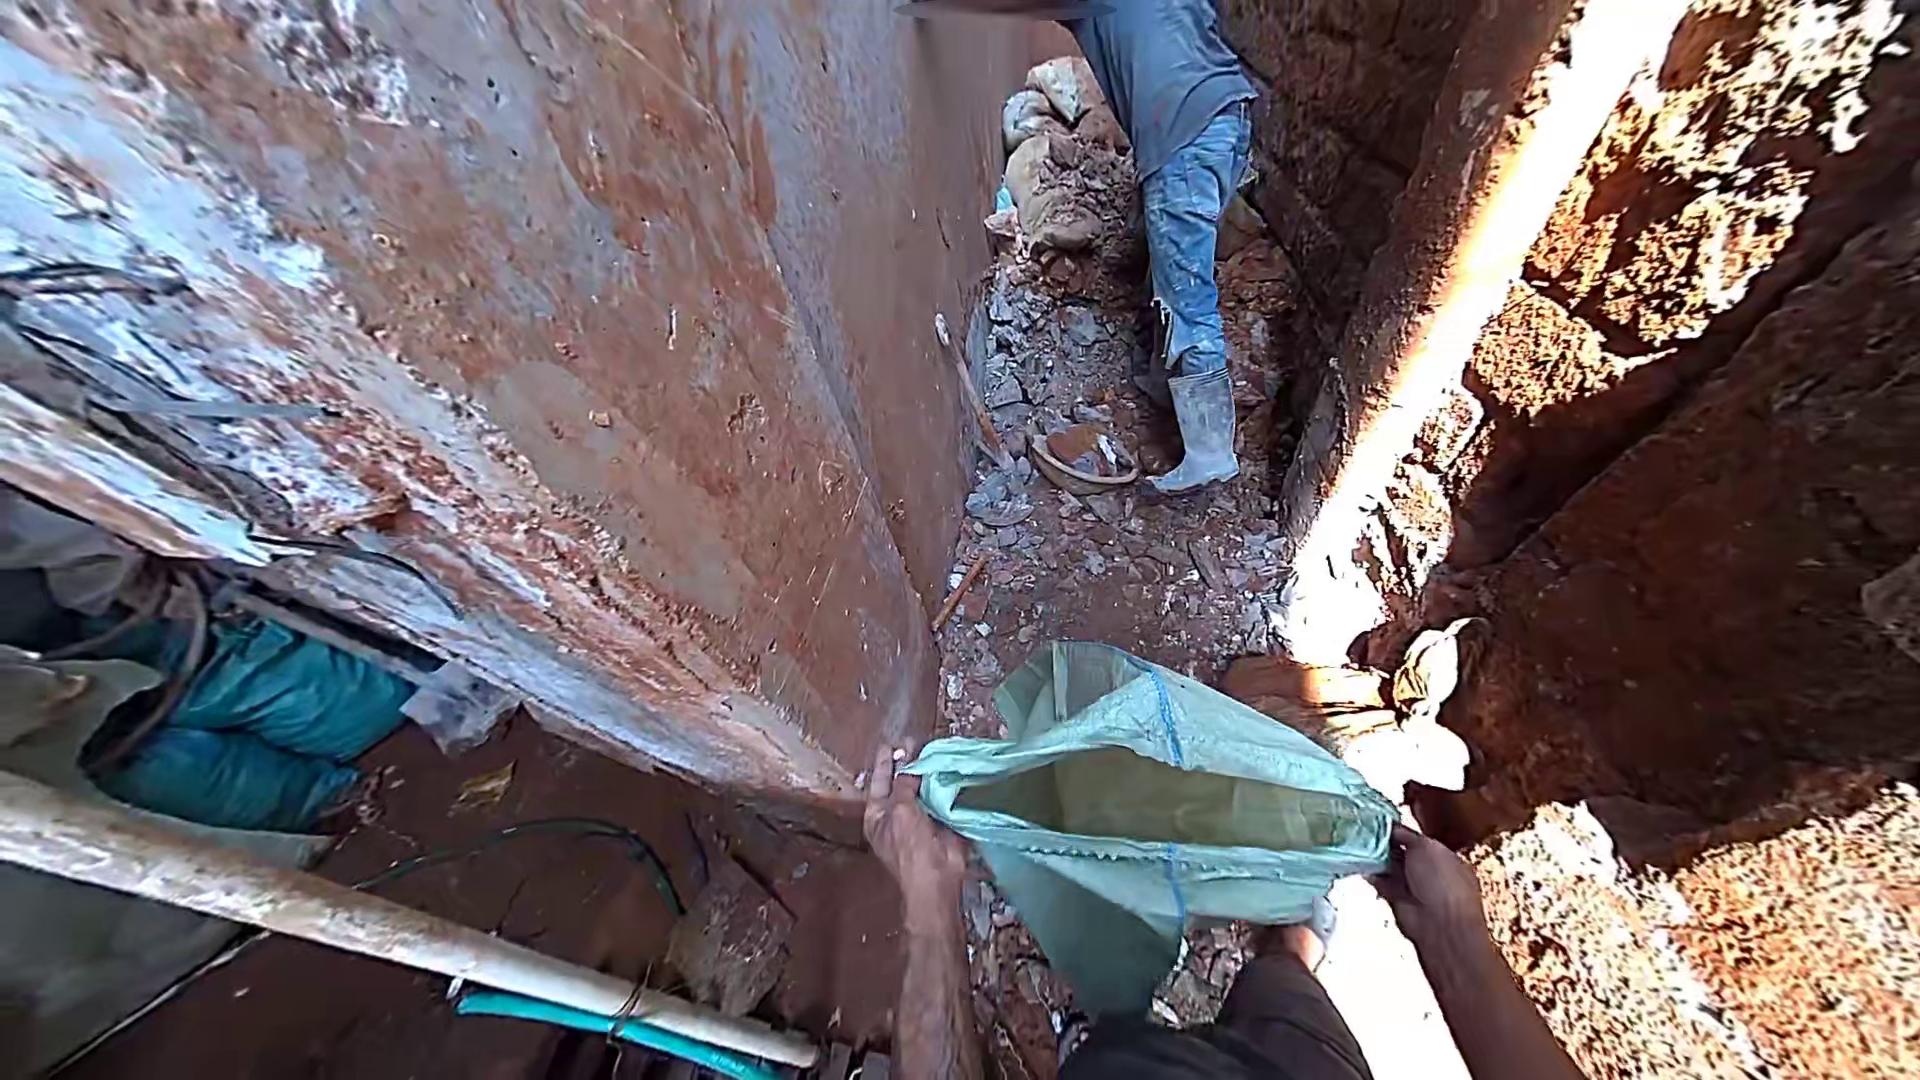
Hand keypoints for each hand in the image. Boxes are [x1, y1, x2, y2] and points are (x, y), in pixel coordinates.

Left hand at [863, 741, 967, 929]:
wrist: (936, 878)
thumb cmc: (910, 846)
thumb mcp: (900, 810)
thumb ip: (903, 785)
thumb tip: (910, 769)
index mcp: (877, 815)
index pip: (878, 782)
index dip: (884, 763)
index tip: (889, 744)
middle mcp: (895, 815)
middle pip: (900, 783)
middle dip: (907, 763)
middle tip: (913, 742)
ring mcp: (918, 817)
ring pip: (920, 788)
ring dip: (926, 771)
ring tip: (931, 749)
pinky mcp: (939, 820)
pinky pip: (938, 796)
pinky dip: (941, 782)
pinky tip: (946, 766)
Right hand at [1369, 822, 1488, 948]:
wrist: (1439, 925)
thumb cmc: (1444, 884)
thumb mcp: (1427, 846)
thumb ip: (1406, 834)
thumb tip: (1390, 828)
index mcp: (1446, 859)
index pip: (1417, 839)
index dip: (1397, 830)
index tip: (1376, 822)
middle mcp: (1431, 873)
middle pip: (1400, 851)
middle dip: (1382, 843)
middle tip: (1362, 831)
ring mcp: (1415, 887)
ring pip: (1388, 865)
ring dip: (1374, 857)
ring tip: (1357, 844)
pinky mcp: (1398, 899)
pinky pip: (1379, 880)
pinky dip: (1370, 873)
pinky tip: (1359, 863)